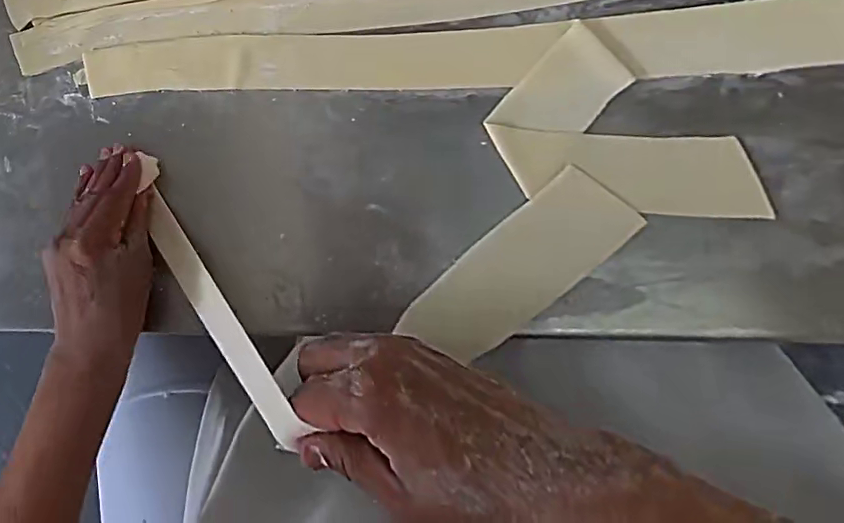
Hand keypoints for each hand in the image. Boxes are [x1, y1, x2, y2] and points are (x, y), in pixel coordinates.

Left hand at [41, 145, 153, 370]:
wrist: (88, 351)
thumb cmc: (119, 316)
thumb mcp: (139, 264)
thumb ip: (138, 222)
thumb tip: (141, 194)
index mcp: (92, 241)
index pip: (114, 197)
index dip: (128, 176)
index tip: (138, 159)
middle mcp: (69, 237)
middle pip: (95, 195)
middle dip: (111, 171)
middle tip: (122, 150)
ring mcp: (57, 244)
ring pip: (81, 202)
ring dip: (96, 179)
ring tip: (106, 158)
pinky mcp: (53, 252)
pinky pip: (71, 215)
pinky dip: (81, 197)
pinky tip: (85, 180)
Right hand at [291, 335, 773, 521]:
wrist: (548, 475)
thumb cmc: (485, 492)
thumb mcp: (400, 497)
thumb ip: (346, 460)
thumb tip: (316, 446)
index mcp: (368, 395)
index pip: (302, 396)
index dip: (294, 423)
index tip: (297, 439)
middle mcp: (381, 358)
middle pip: (313, 355)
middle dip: (308, 390)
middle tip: (321, 431)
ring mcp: (403, 347)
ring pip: (340, 346)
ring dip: (334, 377)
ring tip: (357, 425)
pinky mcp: (422, 347)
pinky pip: (371, 347)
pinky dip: (362, 369)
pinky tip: (384, 408)